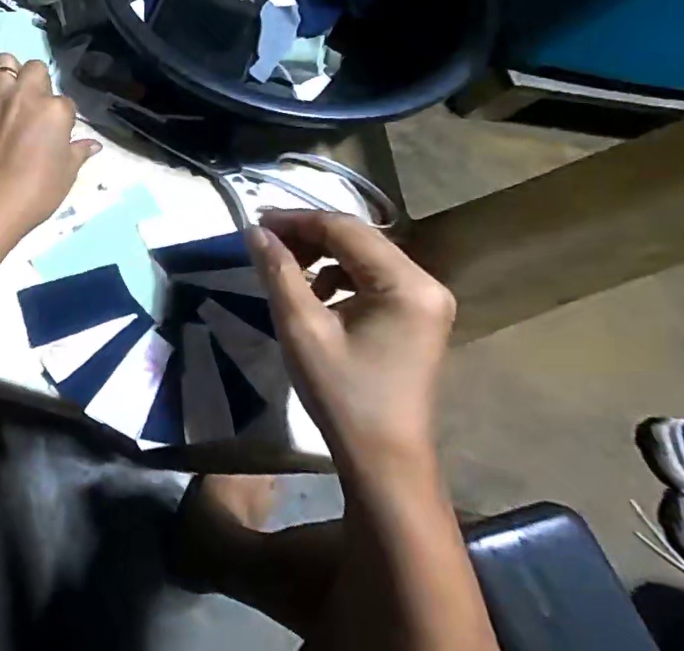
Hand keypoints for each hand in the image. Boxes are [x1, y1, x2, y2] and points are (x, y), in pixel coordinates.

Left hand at [0, 54, 98, 261]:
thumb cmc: (39, 188)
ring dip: (10, 74)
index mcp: (56, 109)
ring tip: (12, 94)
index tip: (58, 132)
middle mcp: (27, 95)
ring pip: (4, 62)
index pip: (66, 102)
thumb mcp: (67, 172)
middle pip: (35, 68)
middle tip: (36, 104)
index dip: (63, 117)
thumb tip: (94, 145)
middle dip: (39, 81)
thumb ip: (79, 152)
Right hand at [245, 210, 455, 480]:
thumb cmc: (344, 396)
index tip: (257, 221)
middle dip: (309, 236)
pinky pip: (375, 279)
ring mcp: (427, 300)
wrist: (385, 463)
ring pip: (365, 257)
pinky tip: (318, 295)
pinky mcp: (419, 316)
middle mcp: (426, 283)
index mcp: (406, 283)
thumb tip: (256, 232)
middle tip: (266, 241)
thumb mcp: (303, 329)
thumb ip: (279, 272)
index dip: (298, 220)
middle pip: (359, 240)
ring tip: (288, 268)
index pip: (346, 230)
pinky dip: (342, 277)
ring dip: (324, 256)